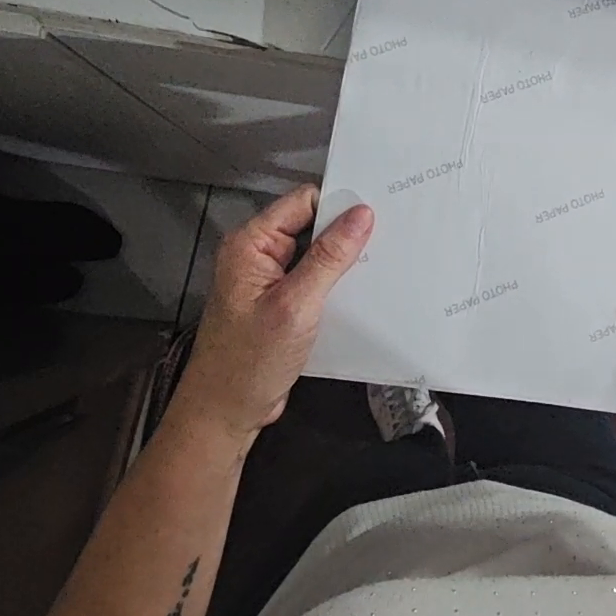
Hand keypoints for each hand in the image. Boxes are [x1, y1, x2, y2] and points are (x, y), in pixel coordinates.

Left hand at [171, 185, 372, 445]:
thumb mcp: (296, 305)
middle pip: (311, 223)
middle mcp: (258, 253)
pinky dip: (336, 281)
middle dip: (347, 230)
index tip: (379, 212)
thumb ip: (329, 257)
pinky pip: (314, 277)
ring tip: (384, 261)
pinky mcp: (280, 301)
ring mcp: (269, 278)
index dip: (339, 204)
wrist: (225, 415)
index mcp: (252, 243)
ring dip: (344, 258)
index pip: (304, 201)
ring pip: (316, 251)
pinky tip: (363, 289)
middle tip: (391, 236)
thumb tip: (363, 213)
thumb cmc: (252, 359)